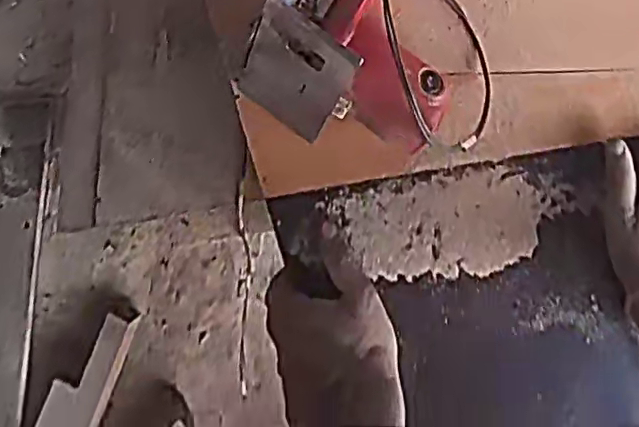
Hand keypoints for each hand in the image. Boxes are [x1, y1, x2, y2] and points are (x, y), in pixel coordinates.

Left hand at [265, 234, 405, 426]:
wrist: (360, 421)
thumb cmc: (359, 359)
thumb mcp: (359, 295)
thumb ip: (340, 260)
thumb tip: (326, 231)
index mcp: (283, 303)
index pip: (290, 268)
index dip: (313, 262)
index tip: (332, 260)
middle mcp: (278, 333)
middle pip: (296, 299)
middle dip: (319, 293)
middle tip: (348, 292)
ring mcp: (289, 362)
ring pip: (305, 329)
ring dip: (324, 322)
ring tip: (355, 323)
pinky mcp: (302, 387)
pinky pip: (314, 354)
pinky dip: (329, 348)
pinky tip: (352, 350)